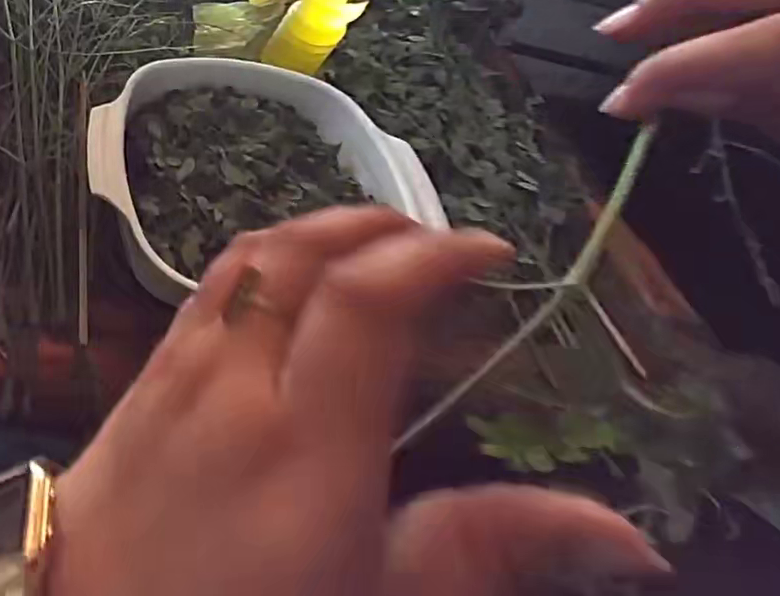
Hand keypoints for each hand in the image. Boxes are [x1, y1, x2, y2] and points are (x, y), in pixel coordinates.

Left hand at [48, 206, 669, 595]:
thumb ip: (479, 554)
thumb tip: (623, 535)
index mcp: (305, 444)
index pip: (364, 303)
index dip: (428, 257)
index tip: (486, 248)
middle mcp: (240, 376)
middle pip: (303, 254)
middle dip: (375, 225)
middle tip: (434, 236)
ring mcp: (187, 357)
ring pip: (255, 252)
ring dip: (320, 226)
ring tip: (374, 237)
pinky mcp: (156, 357)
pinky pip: (216, 275)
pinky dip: (268, 249)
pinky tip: (291, 266)